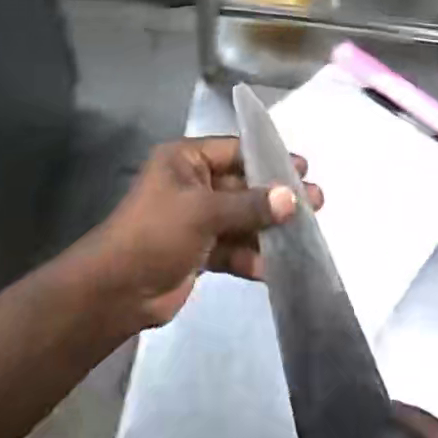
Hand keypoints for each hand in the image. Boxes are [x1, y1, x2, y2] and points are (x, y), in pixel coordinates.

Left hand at [67, 137, 322, 331]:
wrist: (120, 286)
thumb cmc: (157, 231)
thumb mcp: (203, 211)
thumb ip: (249, 205)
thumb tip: (291, 197)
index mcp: (184, 160)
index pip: (232, 150)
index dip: (266, 157)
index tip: (302, 166)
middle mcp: (191, 184)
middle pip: (241, 186)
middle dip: (275, 196)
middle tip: (317, 202)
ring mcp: (195, 219)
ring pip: (241, 219)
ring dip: (269, 229)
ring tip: (308, 237)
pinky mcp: (200, 251)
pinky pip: (233, 248)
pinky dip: (253, 257)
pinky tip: (279, 268)